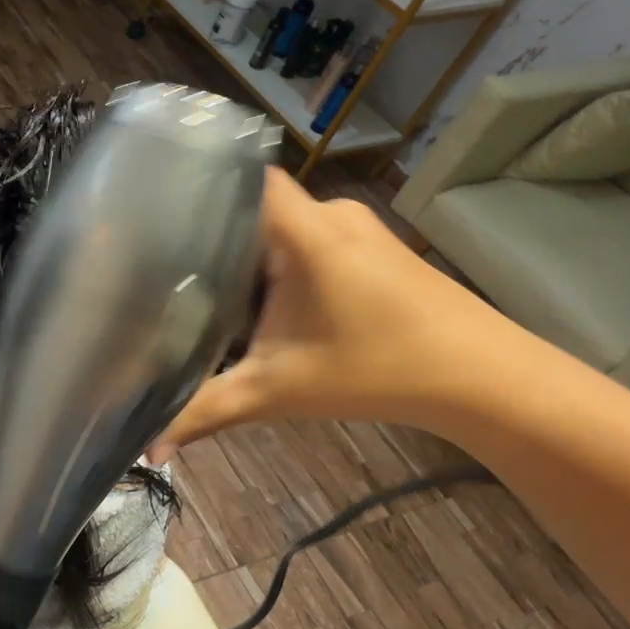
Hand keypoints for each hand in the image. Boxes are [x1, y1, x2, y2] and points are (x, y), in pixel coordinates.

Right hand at [147, 169, 533, 461]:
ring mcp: (357, 228)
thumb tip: (149, 450)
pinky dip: (277, 263)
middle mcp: (330, 215)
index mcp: (304, 233)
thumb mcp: (275, 392)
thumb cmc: (375, 372)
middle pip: (254, 206)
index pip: (242, 178)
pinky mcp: (372, 247)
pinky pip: (307, 239)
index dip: (197, 186)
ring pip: (281, 225)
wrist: (480, 377)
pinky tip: (255, 301)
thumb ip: (204, 413)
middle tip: (158, 266)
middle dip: (209, 235)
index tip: (152, 213)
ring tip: (194, 284)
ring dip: (245, 253)